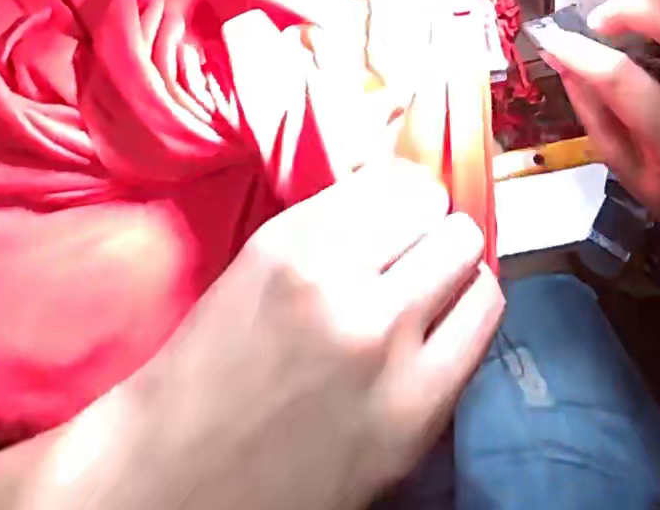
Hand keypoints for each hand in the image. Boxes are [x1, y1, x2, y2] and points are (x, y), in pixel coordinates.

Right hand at [31, 162, 503, 509]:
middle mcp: (349, 296)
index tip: (397, 208)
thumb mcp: (267, 255)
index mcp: (300, 249)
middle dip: (430, 224)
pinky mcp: (416, 417)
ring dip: (453, 265)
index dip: (404, 193)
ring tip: (429, 282)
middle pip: (445, 217)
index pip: (405, 180)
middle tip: (412, 246)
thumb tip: (410, 179)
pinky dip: (465, 310)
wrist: (177, 480)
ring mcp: (388, 360)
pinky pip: (482, 324)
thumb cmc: (217, 356)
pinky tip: (438, 321)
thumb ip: (343, 212)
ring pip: (473, 263)